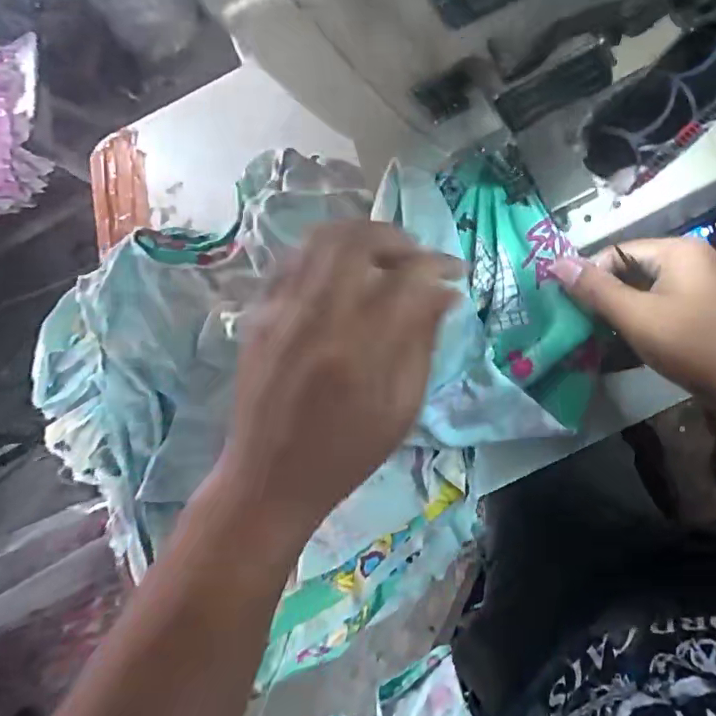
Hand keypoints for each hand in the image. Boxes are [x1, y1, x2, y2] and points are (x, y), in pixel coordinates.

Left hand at [215, 222, 461, 548]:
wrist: (269, 479)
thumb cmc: (349, 451)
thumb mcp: (403, 405)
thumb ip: (423, 341)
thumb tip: (446, 294)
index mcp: (361, 348)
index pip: (408, 277)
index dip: (439, 265)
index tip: (456, 271)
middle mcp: (318, 317)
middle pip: (360, 241)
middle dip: (399, 239)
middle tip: (419, 256)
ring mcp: (282, 311)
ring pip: (322, 239)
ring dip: (362, 236)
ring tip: (385, 254)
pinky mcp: (259, 314)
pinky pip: (294, 259)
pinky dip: (327, 252)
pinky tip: (345, 270)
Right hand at [556, 237, 715, 410]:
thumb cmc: (694, 347)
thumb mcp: (638, 318)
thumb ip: (597, 290)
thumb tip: (556, 262)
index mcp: (678, 250)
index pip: (617, 251)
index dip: (590, 277)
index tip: (569, 310)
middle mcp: (692, 258)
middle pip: (632, 270)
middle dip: (606, 298)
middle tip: (581, 328)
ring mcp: (703, 284)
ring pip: (647, 291)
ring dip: (623, 314)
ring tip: (599, 340)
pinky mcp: (707, 309)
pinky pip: (665, 307)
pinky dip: (645, 323)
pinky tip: (628, 347)